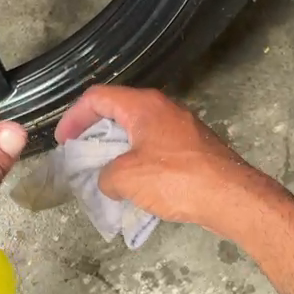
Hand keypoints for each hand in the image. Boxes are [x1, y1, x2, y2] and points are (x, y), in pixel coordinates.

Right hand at [54, 86, 280, 233]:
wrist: (230, 196)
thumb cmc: (176, 179)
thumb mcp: (126, 178)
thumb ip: (105, 176)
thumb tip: (108, 180)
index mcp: (143, 106)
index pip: (97, 97)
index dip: (74, 117)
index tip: (64, 140)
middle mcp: (163, 109)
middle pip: (118, 112)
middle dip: (95, 133)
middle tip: (81, 156)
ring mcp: (181, 128)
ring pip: (138, 131)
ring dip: (117, 150)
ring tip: (104, 174)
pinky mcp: (194, 148)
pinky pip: (155, 148)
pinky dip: (138, 161)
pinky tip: (135, 185)